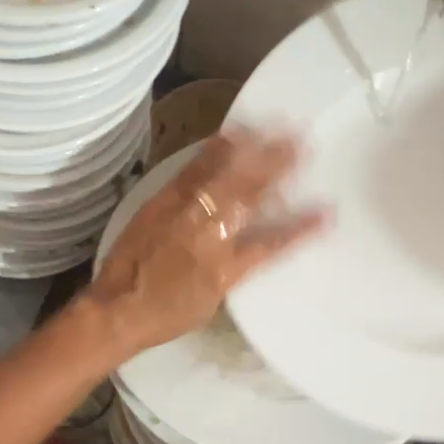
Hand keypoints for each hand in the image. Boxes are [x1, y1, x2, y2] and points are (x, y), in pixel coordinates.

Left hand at [87, 130, 325, 351]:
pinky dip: (212, 152)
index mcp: (226, 268)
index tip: (327, 213)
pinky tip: (229, 135)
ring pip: (223, 176)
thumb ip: (231, 272)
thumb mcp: (209, 302)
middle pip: (251, 195)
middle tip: (303, 143)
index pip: (273, 244)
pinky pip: (191, 172)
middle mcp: (209, 236)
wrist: (116, 309)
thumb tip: (246, 249)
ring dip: (251, 150)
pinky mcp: (162, 202)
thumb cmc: (164, 316)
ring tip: (273, 127)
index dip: (301, 228)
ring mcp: (184, 214)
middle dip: (279, 167)